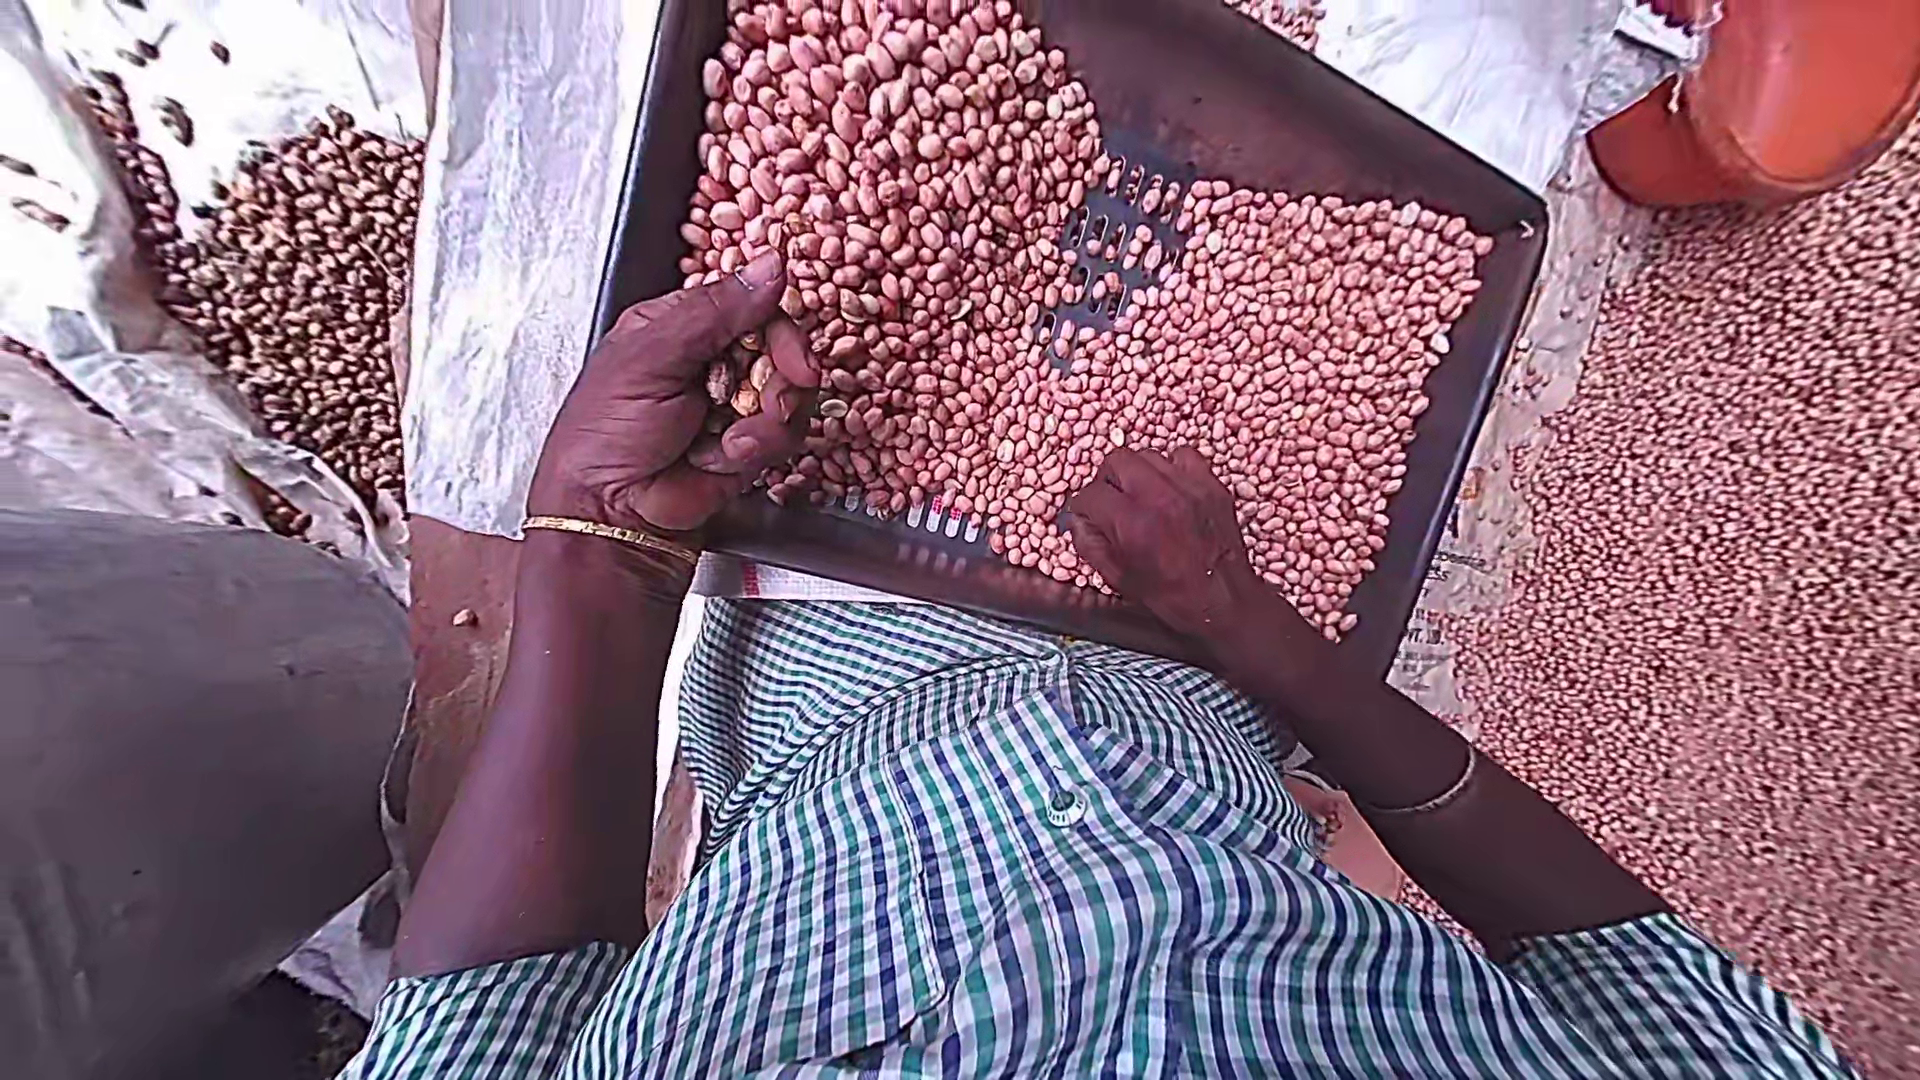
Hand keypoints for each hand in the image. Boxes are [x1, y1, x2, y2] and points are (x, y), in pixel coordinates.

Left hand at [528, 252, 818, 533]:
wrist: (614, 510)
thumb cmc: (609, 432)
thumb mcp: (651, 356)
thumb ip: (714, 311)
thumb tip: (771, 265)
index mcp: (684, 326)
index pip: (753, 307)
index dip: (781, 331)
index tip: (796, 360)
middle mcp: (716, 361)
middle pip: (782, 351)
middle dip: (784, 382)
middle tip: (773, 403)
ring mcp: (737, 403)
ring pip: (792, 396)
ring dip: (768, 423)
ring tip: (732, 443)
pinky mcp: (752, 443)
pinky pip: (786, 435)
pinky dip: (761, 449)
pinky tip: (726, 458)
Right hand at [1062, 447, 1262, 638]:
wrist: (1224, 602)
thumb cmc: (1171, 596)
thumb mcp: (1118, 578)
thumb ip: (1090, 545)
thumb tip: (1077, 521)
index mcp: (1131, 523)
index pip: (1091, 494)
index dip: (1082, 506)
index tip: (1086, 514)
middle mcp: (1158, 497)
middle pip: (1116, 460)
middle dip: (1106, 480)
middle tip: (1109, 500)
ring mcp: (1188, 487)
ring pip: (1147, 455)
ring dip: (1135, 473)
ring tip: (1138, 494)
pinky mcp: (1210, 485)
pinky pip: (1182, 455)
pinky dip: (1170, 468)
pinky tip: (1168, 487)